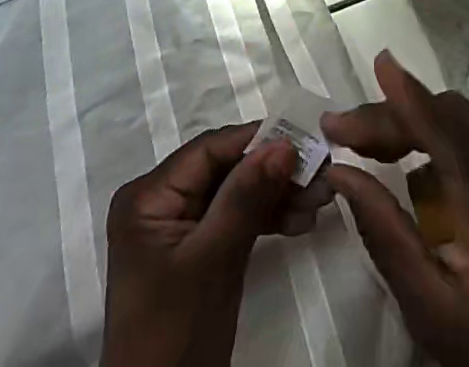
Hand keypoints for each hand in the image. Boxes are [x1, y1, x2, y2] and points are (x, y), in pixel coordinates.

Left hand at [102, 124, 335, 366]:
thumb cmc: (176, 330)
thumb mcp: (213, 260)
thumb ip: (245, 200)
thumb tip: (282, 144)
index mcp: (147, 195)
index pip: (206, 152)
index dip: (254, 140)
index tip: (303, 137)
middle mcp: (157, 202)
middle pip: (220, 171)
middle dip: (269, 170)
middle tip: (321, 173)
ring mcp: (176, 228)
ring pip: (229, 195)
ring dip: (272, 195)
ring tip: (319, 198)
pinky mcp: (194, 252)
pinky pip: (229, 222)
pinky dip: (262, 220)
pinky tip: (298, 221)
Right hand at [322, 52, 468, 366]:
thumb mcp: (425, 307)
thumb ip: (384, 235)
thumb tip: (338, 170)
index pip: (461, 152)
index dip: (419, 106)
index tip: (382, 65)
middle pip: (454, 121)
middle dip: (391, 115)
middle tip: (336, 131)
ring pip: (457, 119)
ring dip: (403, 118)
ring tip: (354, 139)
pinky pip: (462, 132)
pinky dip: (420, 129)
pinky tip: (389, 151)